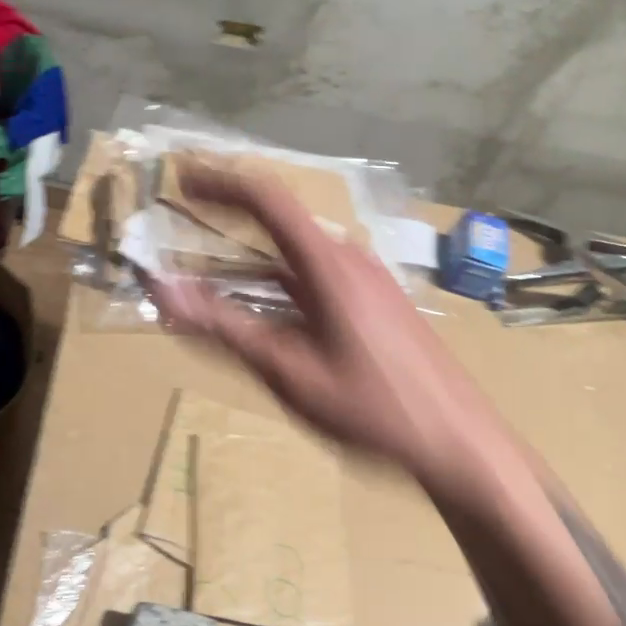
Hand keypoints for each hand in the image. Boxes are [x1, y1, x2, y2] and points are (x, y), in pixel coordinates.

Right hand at [149, 162, 483, 478]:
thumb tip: (162, 290)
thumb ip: (222, 327)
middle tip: (186, 231)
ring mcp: (370, 280)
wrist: (462, 445)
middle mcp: (351, 260)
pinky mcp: (379, 302)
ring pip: (297, 255)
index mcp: (328, 265)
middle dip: (229, 221)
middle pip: (281, 223)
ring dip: (252, 260)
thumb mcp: (286, 371)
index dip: (220, 185)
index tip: (181, 181)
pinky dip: (279, 283)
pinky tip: (266, 317)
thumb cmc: (373, 410)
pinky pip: (317, 276)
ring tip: (214, 281)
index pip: (267, 200)